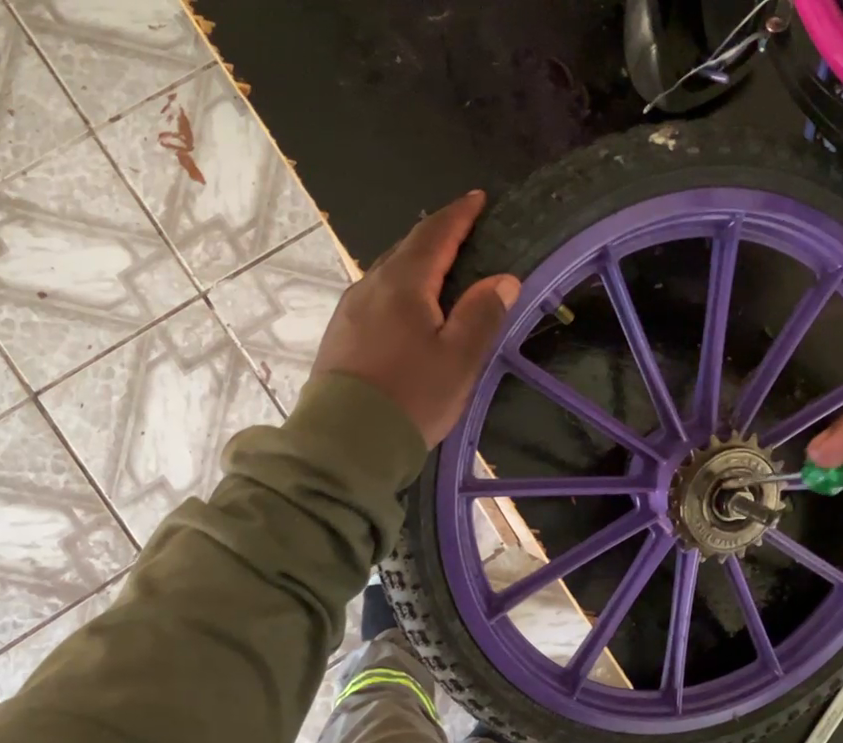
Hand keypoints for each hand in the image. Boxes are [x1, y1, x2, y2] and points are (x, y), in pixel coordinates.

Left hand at [311, 191, 520, 447]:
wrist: (345, 442)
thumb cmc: (411, 397)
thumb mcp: (459, 360)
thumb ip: (482, 315)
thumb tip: (503, 279)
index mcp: (403, 284)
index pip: (435, 235)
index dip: (459, 216)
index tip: (478, 200)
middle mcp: (370, 287)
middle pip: (406, 249)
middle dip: (435, 236)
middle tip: (461, 232)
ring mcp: (349, 311)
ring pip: (387, 273)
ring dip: (414, 264)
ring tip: (437, 269)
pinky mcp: (340, 337)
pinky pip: (374, 298)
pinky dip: (397, 290)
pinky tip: (405, 307)